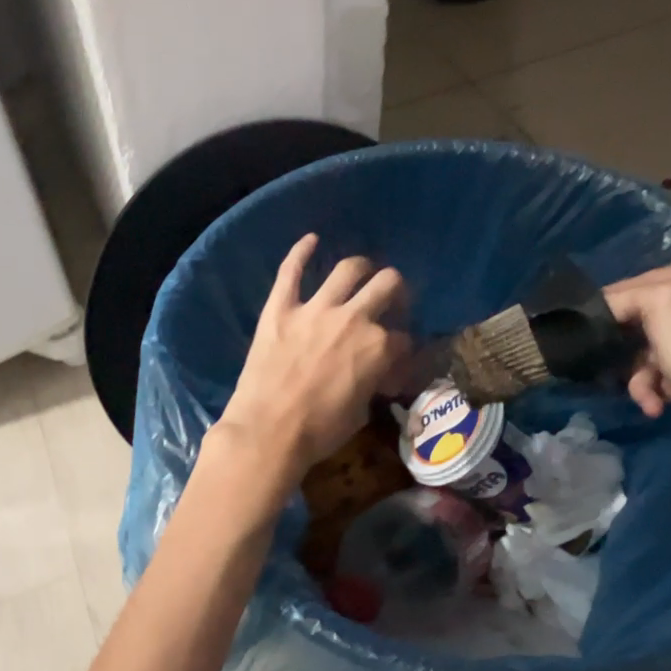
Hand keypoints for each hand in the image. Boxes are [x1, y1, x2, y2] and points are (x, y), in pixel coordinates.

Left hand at [216, 234, 411, 476]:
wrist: (267, 431)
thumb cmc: (319, 431)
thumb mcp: (361, 411)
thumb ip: (374, 383)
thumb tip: (378, 376)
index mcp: (379, 346)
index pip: (403, 338)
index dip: (403, 351)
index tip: (395, 362)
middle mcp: (353, 318)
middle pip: (388, 285)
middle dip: (396, 291)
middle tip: (390, 299)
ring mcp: (314, 309)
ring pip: (349, 269)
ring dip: (362, 267)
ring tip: (363, 271)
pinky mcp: (280, 308)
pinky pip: (292, 270)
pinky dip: (301, 251)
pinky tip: (311, 239)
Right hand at [603, 265, 670, 418]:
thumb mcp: (656, 303)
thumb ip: (619, 297)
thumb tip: (595, 315)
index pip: (617, 292)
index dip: (600, 317)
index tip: (587, 342)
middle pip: (625, 325)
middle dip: (618, 351)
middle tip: (611, 370)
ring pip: (636, 353)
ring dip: (635, 378)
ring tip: (648, 398)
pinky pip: (654, 372)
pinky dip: (650, 389)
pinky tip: (656, 404)